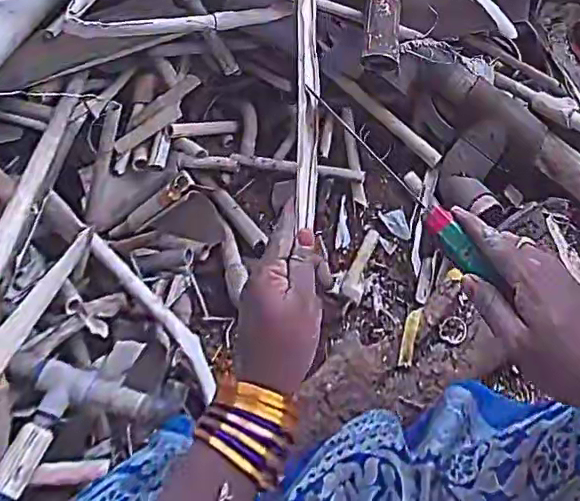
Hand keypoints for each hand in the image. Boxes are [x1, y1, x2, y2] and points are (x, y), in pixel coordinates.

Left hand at [232, 213, 324, 394]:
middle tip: (322, 280)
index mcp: (267, 272)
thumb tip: (304, 235)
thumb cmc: (286, 350)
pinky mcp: (259, 304)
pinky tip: (307, 307)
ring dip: (305, 276)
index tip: (301, 193)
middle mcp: (257, 276)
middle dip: (308, 258)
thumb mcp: (306, 303)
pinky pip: (282, 284)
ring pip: (287, 267)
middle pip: (287, 249)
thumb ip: (305, 265)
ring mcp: (256, 290)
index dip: (295, 212)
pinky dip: (297, 288)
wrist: (265, 387)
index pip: (284, 231)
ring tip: (316, 301)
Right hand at [454, 207, 579, 409]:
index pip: (489, 238)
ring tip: (486, 284)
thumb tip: (469, 281)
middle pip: (502, 242)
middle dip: (479, 244)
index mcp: (527, 274)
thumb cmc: (567, 364)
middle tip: (460, 258)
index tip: (449, 213)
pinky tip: (511, 294)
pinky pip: (532, 264)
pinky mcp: (567, 282)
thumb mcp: (516, 343)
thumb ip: (488, 306)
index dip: (466, 224)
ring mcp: (558, 271)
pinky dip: (514, 268)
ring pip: (518, 253)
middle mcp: (543, 264)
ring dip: (497, 259)